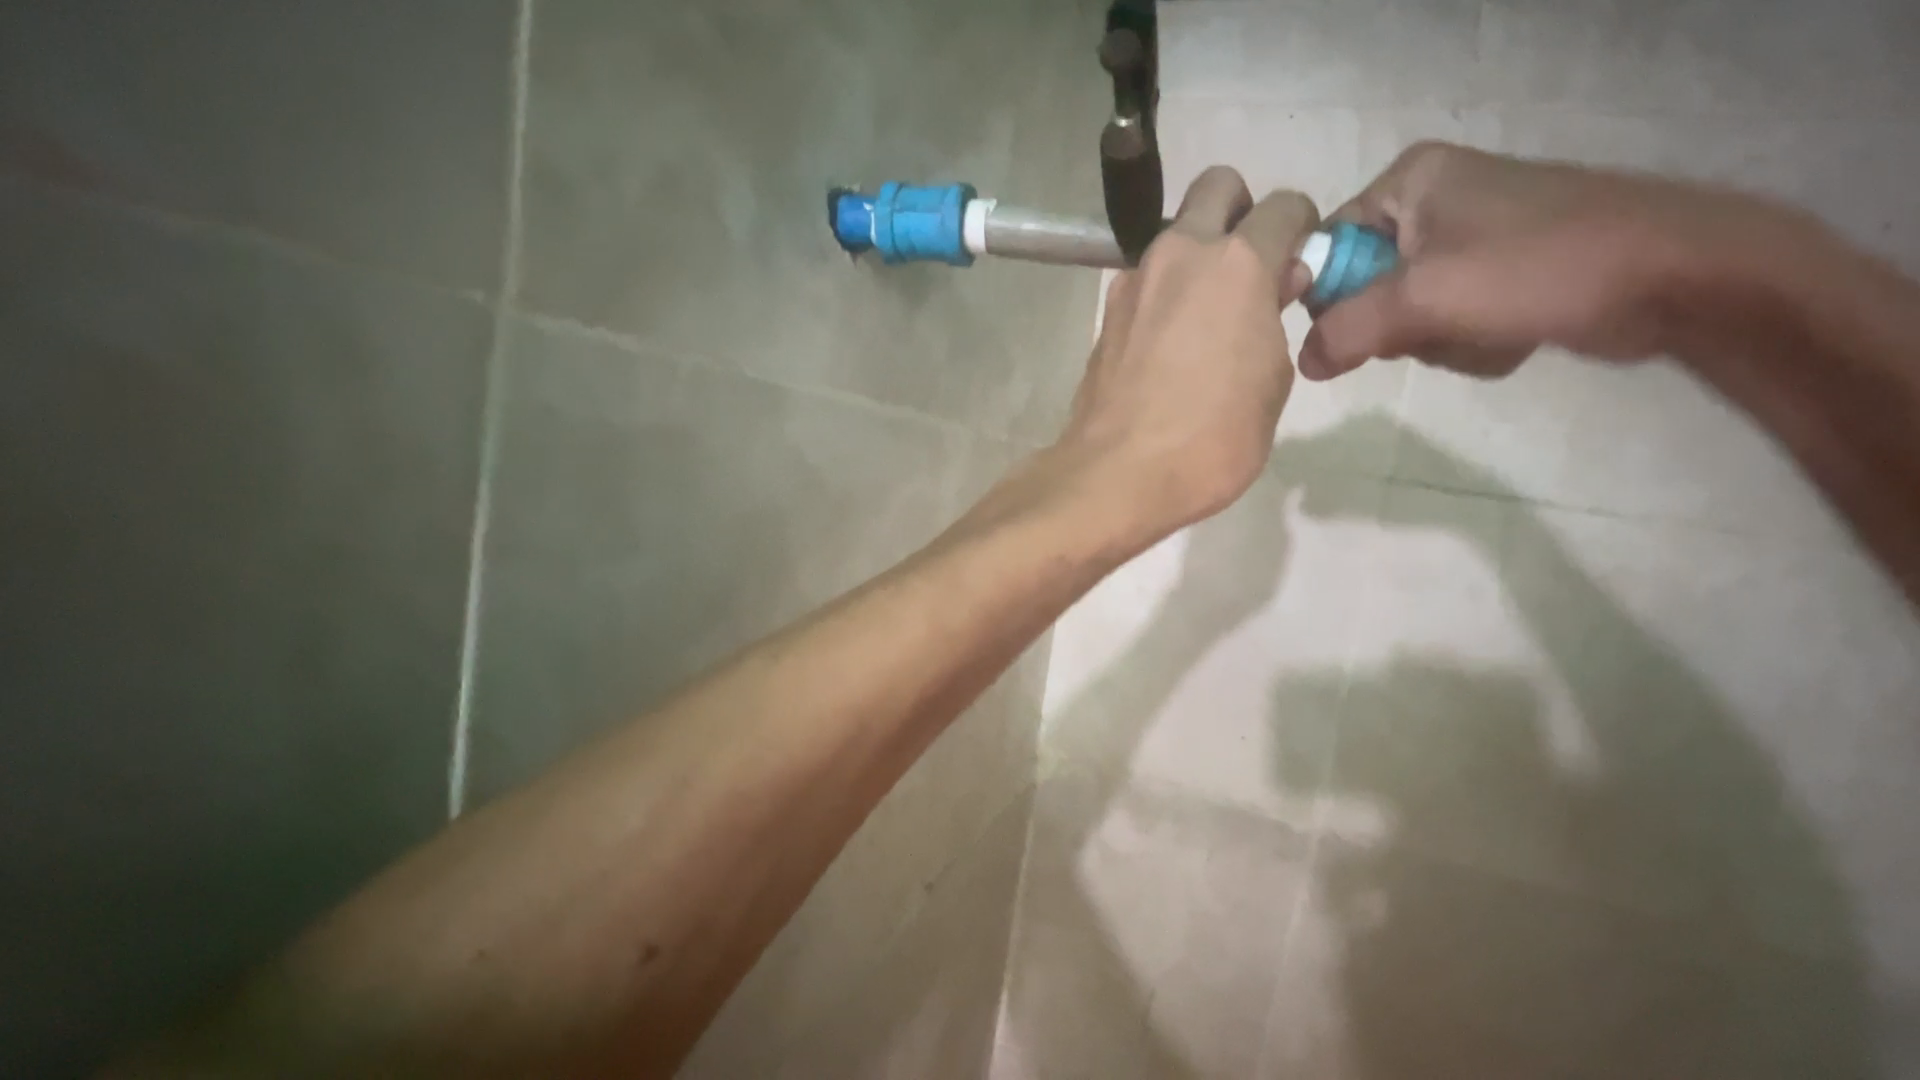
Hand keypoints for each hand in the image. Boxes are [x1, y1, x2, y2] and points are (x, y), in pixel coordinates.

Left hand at [1055, 166, 1318, 540]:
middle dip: (1240, 212)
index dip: (1301, 227)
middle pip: (1217, 188)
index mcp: (1237, 263)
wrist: (1118, 474)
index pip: (1283, 207)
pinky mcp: (1106, 313)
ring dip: (1198, 257)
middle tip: (1250, 269)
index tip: (1301, 261)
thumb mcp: (1273, 381)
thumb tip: (1271, 289)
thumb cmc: (1213, 437)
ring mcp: (1134, 280)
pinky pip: (1147, 280)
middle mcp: (1180, 254)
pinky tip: (1172, 343)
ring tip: (1209, 317)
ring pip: (1175, 236)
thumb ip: (1275, 319)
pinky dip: (1167, 293)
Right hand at [1298, 142, 1780, 380]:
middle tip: (1431, 330)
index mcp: (1408, 182)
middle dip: (1396, 324)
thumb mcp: (1422, 300)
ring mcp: (1471, 236)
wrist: (1675, 276)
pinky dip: (1468, 340)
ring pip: (1406, 312)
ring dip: (1436, 339)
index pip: (1325, 247)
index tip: (1349, 334)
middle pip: (1363, 287)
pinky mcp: (1502, 271)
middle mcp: (1433, 200)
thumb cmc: (1536, 269)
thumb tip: (1302, 363)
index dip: (1328, 298)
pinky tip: (1508, 338)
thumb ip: (1346, 331)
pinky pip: (1449, 319)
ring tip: (1483, 333)